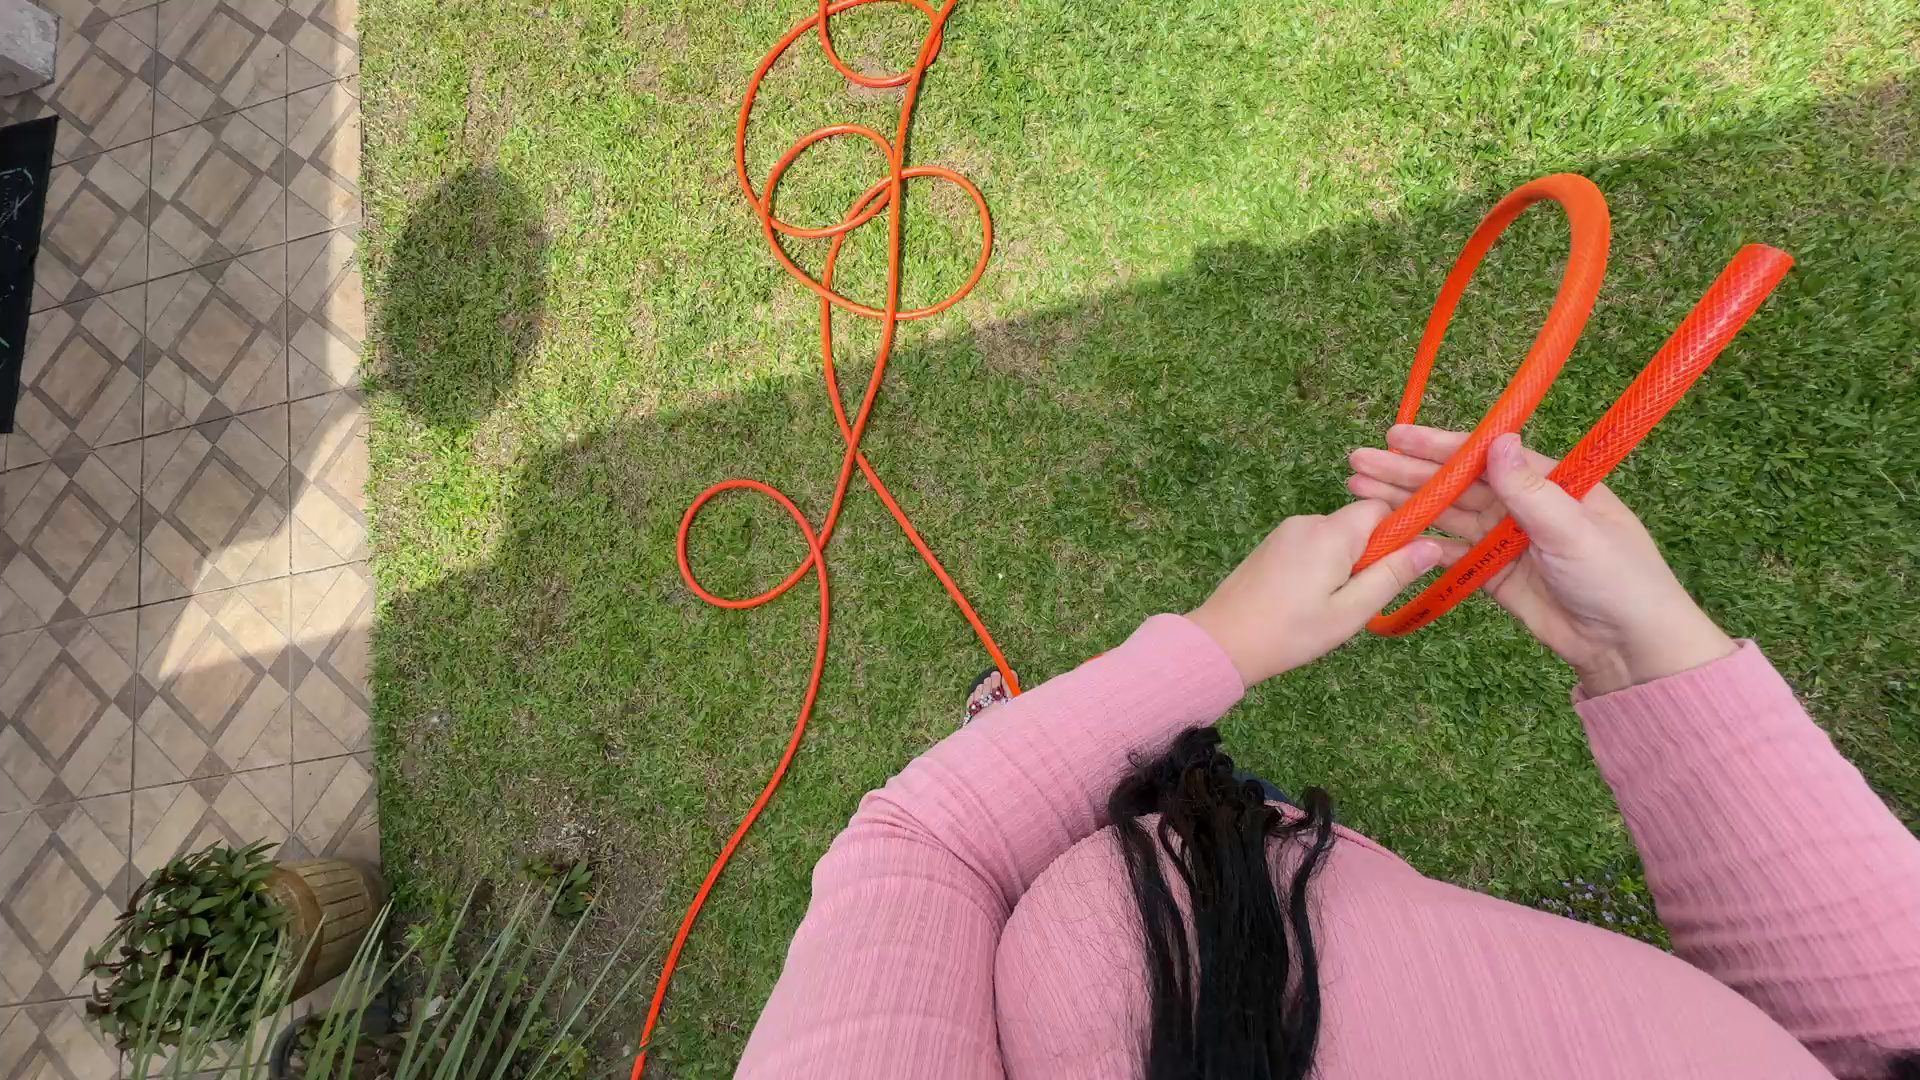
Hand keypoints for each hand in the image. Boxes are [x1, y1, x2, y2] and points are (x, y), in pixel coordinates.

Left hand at [1186, 500, 1444, 686]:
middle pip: (1356, 524)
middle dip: (1369, 555)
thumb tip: (1432, 546)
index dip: (1398, 534)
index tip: (1399, 569)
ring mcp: (1282, 534)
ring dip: (1344, 565)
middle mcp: (1304, 523)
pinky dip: (1320, 567)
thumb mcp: (1351, 610)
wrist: (1222, 641)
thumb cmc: (1290, 632)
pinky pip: (1309, 547)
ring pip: (1333, 539)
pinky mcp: (1268, 547)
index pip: (1380, 509)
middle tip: (1357, 599)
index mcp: (1329, 532)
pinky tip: (1305, 601)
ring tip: (1327, 606)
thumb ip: (1392, 575)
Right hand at [1347, 424, 1734, 694]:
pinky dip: (1415, 543)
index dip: (1438, 446)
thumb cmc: (1618, 580)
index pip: (1484, 457)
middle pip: (1453, 483)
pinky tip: (1384, 534)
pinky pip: (1444, 551)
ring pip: (1442, 514)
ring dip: (1401, 502)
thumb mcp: (1574, 531)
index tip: (1396, 437)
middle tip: (1358, 462)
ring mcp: (1500, 539)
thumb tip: (1499, 440)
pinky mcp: (1487, 571)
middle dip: (1404, 472)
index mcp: (1550, 484)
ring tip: (1357, 491)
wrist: (1627, 647)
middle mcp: (1520, 506)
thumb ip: (1531, 490)